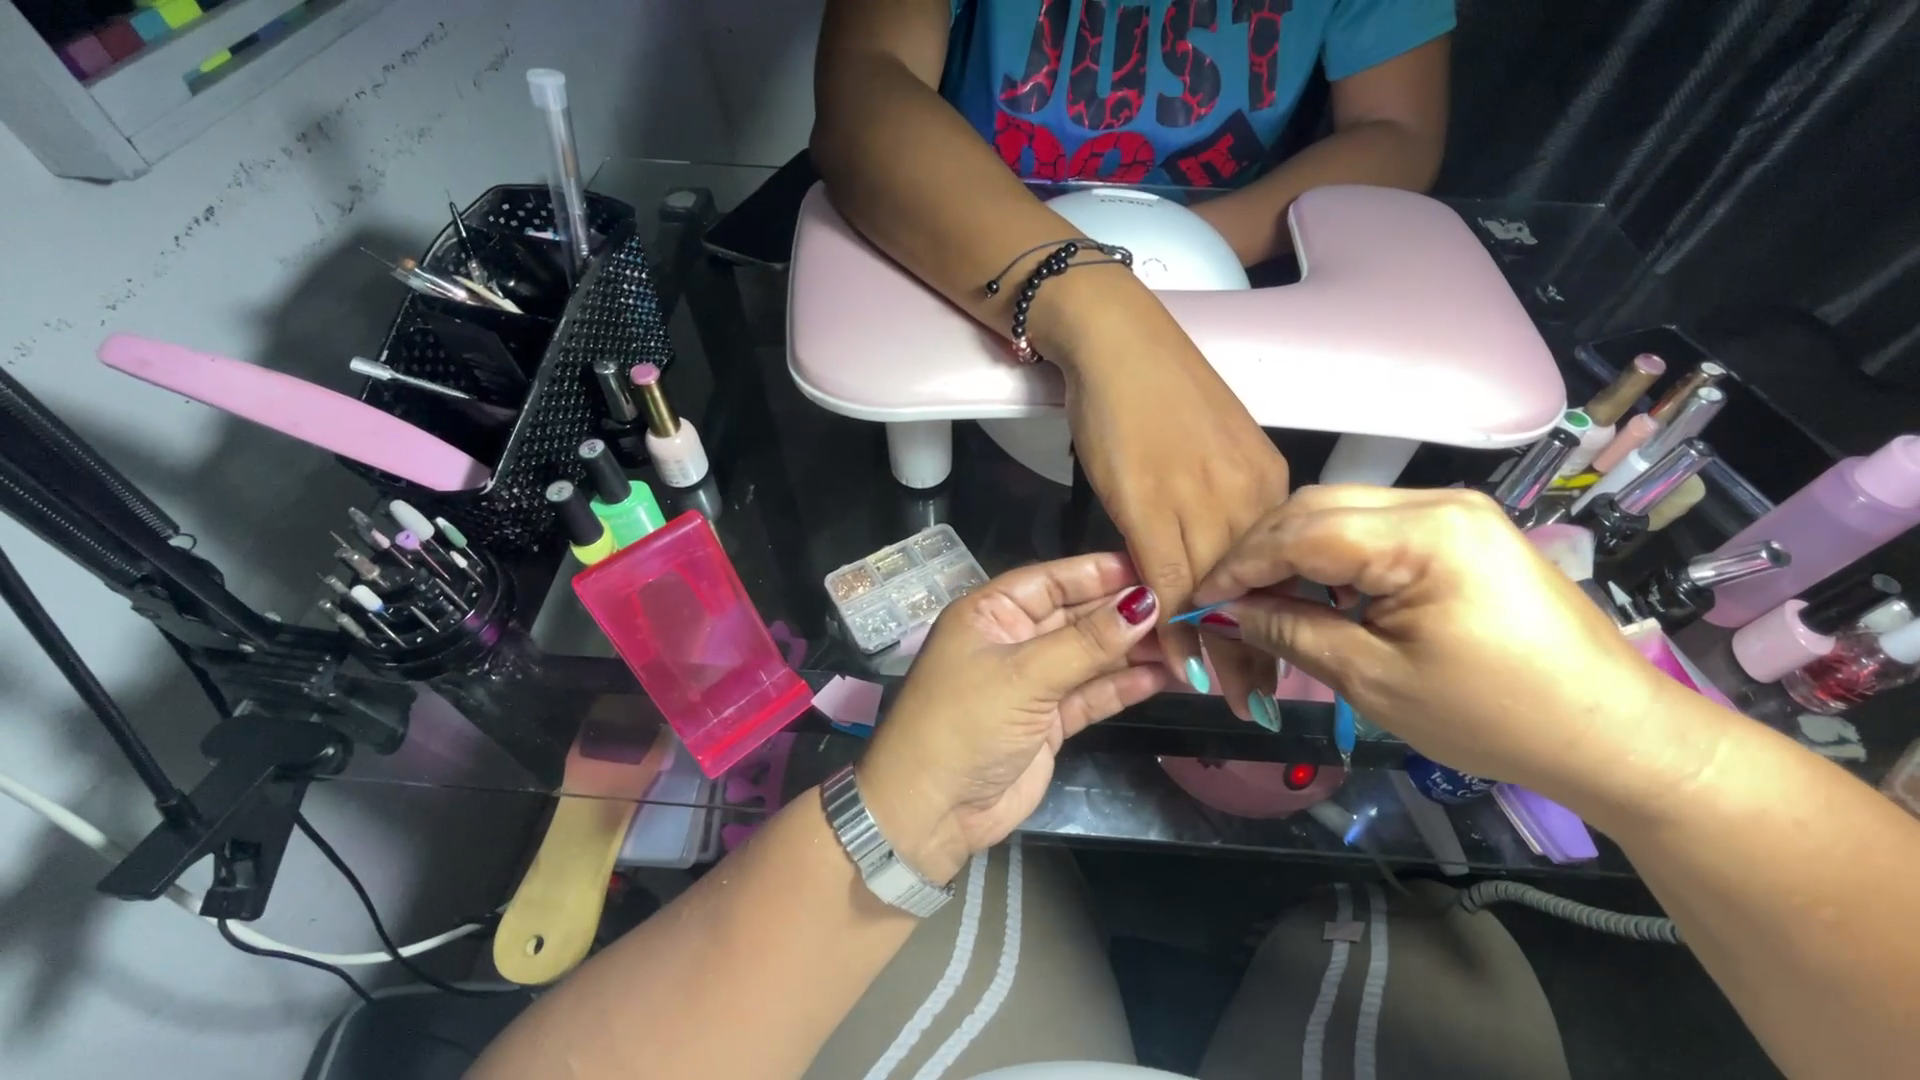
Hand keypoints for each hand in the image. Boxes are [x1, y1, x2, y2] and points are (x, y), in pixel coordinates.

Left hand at [857, 554, 1169, 882]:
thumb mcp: (1024, 675)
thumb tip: (1144, 602)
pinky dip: (1123, 686)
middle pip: (1075, 616)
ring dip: (1131, 650)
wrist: (931, 811)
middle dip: (1123, 613)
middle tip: (1181, 605)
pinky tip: (1162, 675)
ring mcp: (1031, 683)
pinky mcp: (1047, 722)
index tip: (1152, 566)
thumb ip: (1087, 642)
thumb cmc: (964, 723)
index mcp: (990, 614)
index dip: (1099, 572)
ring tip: (1184, 641)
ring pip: (1089, 657)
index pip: (1051, 579)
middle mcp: (1012, 641)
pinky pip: (1091, 694)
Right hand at [1058, 301, 1290, 725]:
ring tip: (1234, 699)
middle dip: (1264, 649)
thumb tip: (1220, 552)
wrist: (1117, 342)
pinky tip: (1181, 663)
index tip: (1285, 659)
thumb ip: (1222, 500)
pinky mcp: (1150, 505)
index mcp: (1267, 482)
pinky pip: (1173, 581)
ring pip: (1222, 591)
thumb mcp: (1208, 447)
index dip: (1283, 618)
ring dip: (1227, 651)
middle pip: (1262, 587)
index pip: (1284, 567)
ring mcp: (1200, 499)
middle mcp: (1247, 494)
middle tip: (1266, 702)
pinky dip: (1178, 627)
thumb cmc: (1158, 387)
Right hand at [1189, 486, 1718, 804]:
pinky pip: (1374, 528)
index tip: (1196, 600)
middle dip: (1261, 552)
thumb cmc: (1495, 717)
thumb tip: (1227, 608)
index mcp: (1424, 534)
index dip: (1240, 565)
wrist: (1615, 735)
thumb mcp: (1375, 680)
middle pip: (1316, 507)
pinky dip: (1332, 556)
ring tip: (1263, 600)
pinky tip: (1316, 593)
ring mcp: (1455, 512)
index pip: (1300, 531)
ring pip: (1341, 512)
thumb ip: (1291, 630)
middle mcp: (1438, 502)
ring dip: (1293, 551)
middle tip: (1225, 601)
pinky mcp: (1463, 531)